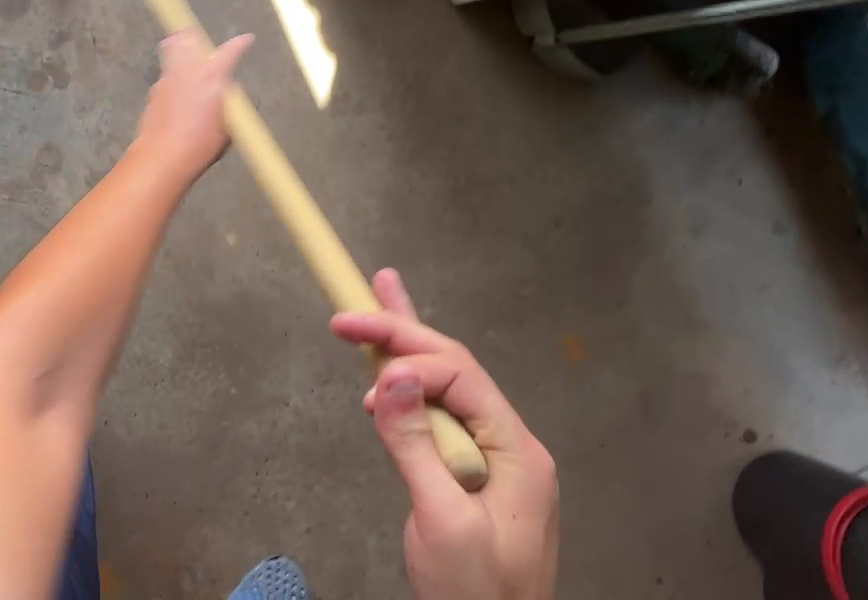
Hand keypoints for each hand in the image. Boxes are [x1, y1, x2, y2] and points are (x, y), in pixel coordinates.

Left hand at [132, 30, 252, 180]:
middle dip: (194, 35)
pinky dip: (170, 73)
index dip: (241, 43)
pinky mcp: (154, 91)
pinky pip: (165, 75)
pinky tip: (173, 84)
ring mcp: (168, 79)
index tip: (248, 39)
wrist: (163, 153)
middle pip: (190, 40)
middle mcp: (189, 70)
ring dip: (177, 47)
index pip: (231, 51)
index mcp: (213, 76)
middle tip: (193, 31)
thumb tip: (228, 90)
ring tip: (176, 41)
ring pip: (172, 52)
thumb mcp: (229, 125)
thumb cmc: (202, 143)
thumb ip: (229, 101)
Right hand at [331, 270, 558, 599]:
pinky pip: (437, 410)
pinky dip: (408, 381)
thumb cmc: (474, 593)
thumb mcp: (442, 521)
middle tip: (350, 311)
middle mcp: (508, 441)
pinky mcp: (468, 469)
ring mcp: (490, 454)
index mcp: (517, 450)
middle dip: (402, 333)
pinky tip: (393, 357)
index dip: (407, 355)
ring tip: (379, 296)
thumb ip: (417, 444)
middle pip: (453, 367)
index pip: (459, 375)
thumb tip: (394, 373)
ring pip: (445, 382)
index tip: (358, 361)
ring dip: (406, 345)